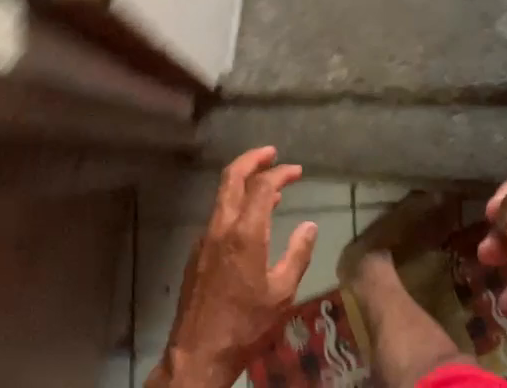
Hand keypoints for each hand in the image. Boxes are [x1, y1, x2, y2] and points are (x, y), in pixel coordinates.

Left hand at [148, 147, 319, 387]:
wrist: (198, 354)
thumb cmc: (245, 325)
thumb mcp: (282, 293)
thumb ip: (297, 254)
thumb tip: (309, 225)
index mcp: (244, 234)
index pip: (261, 187)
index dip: (280, 172)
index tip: (296, 170)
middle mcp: (220, 228)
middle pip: (232, 178)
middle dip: (252, 160)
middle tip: (272, 153)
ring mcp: (205, 239)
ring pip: (222, 196)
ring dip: (244, 183)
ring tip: (269, 185)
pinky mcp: (198, 253)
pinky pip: (218, 216)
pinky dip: (236, 205)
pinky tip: (251, 220)